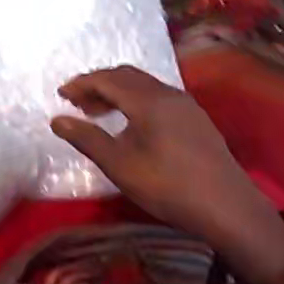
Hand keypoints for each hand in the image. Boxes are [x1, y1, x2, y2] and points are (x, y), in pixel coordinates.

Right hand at [51, 67, 283, 283]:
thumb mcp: (119, 165)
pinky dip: (135, 101)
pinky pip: (157, 97)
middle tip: (76, 103)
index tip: (61, 94)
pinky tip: (129, 124)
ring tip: (97, 113)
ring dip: (117, 93)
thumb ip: (86, 138)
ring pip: (144, 86)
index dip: (81, 84)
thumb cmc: (166, 186)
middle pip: (127, 76)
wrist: (226, 207)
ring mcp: (186, 105)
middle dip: (98, 84)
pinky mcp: (195, 119)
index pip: (107, 79)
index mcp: (148, 100)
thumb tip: (57, 120)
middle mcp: (169, 94)